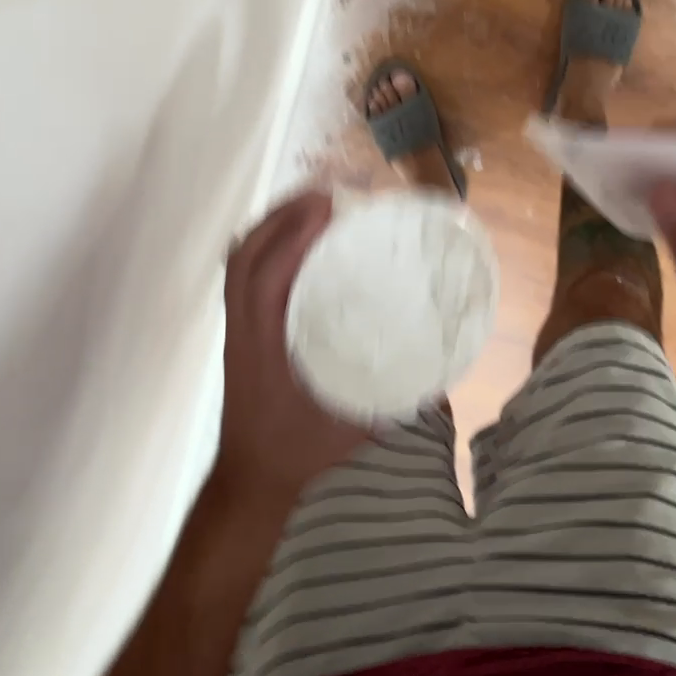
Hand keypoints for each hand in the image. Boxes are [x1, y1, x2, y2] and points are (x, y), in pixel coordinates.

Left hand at [214, 191, 369, 499]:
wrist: (251, 480)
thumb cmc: (299, 454)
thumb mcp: (351, 426)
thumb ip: (391, 398)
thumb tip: (438, 364)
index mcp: (266, 347)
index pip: (267, 279)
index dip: (293, 237)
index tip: (327, 208)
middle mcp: (245, 329)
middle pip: (246, 256)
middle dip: (282, 217)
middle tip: (325, 195)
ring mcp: (237, 328)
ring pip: (239, 261)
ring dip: (271, 226)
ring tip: (309, 208)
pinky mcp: (239, 331)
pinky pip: (241, 274)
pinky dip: (264, 245)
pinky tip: (292, 242)